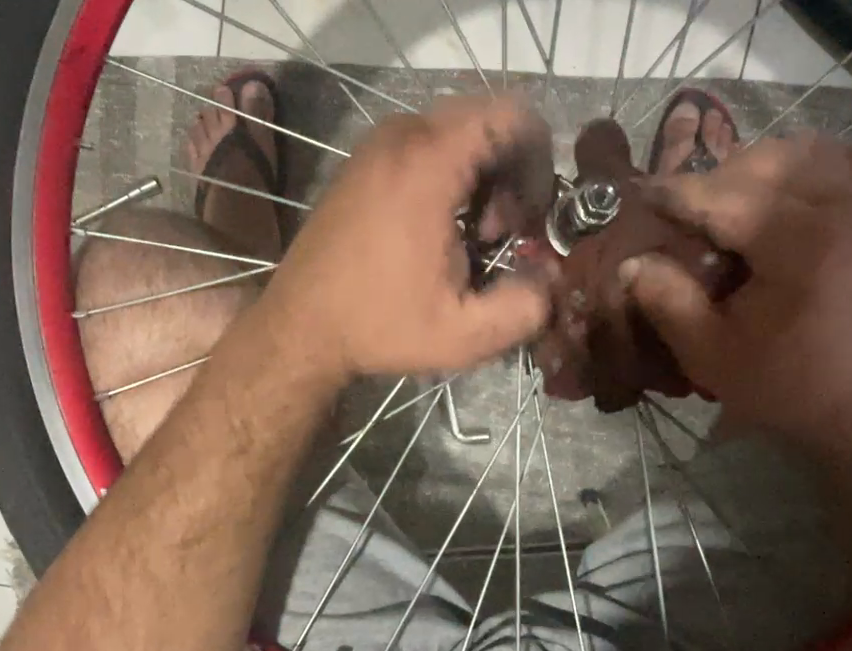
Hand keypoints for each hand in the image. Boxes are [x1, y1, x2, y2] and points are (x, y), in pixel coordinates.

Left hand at [248, 96, 556, 379]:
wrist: (301, 328)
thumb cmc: (380, 327)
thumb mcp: (463, 334)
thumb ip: (525, 307)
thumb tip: (550, 279)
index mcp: (429, 163)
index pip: (512, 116)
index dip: (538, 162)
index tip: (529, 216)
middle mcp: (401, 137)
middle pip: (485, 122)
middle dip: (509, 172)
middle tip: (499, 233)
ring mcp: (375, 146)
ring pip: (454, 134)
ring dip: (478, 178)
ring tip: (469, 238)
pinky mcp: (360, 164)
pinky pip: (422, 148)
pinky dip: (445, 177)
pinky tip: (437, 233)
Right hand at [619, 133, 851, 440]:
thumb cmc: (785, 387)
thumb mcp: (711, 354)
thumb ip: (668, 301)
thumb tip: (631, 262)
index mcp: (799, 243)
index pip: (724, 195)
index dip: (676, 193)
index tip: (640, 192)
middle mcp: (841, 207)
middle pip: (766, 161)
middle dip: (718, 178)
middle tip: (686, 212)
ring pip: (807, 151)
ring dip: (761, 166)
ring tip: (730, 201)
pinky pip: (845, 161)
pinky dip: (809, 166)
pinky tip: (782, 193)